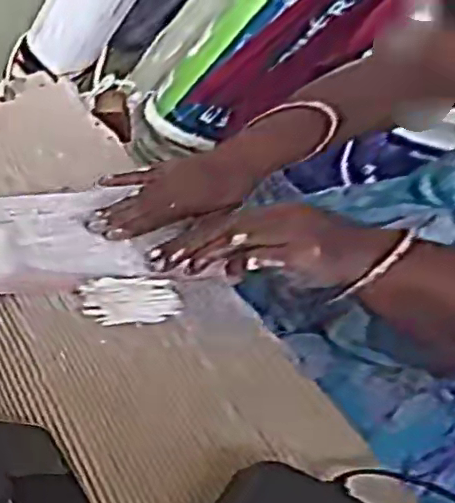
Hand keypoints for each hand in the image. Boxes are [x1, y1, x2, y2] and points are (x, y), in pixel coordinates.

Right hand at [93, 152, 265, 239]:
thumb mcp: (218, 219)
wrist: (249, 156)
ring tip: (92, 215)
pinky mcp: (163, 168)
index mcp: (181, 206)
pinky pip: (138, 174)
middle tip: (91, 227)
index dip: (130, 228)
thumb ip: (190, 239)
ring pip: (133, 195)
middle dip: (113, 218)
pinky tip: (102, 182)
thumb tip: (165, 261)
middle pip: (136, 208)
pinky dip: (120, 178)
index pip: (150, 220)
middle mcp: (169, 192)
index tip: (110, 236)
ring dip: (112, 205)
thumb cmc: (233, 191)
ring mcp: (164, 179)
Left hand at [149, 203, 398, 285]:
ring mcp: (293, 232)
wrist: (363, 258)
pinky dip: (247, 261)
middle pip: (224, 229)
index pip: (218, 225)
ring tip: (184, 267)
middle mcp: (279, 218)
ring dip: (209, 253)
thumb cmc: (309, 256)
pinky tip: (230, 270)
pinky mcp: (306, 249)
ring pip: (242, 238)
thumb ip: (233, 255)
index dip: (183, 240)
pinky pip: (270, 254)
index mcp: (267, 216)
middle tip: (158, 262)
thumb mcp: (263, 251)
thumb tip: (198, 265)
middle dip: (187, 246)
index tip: (154, 255)